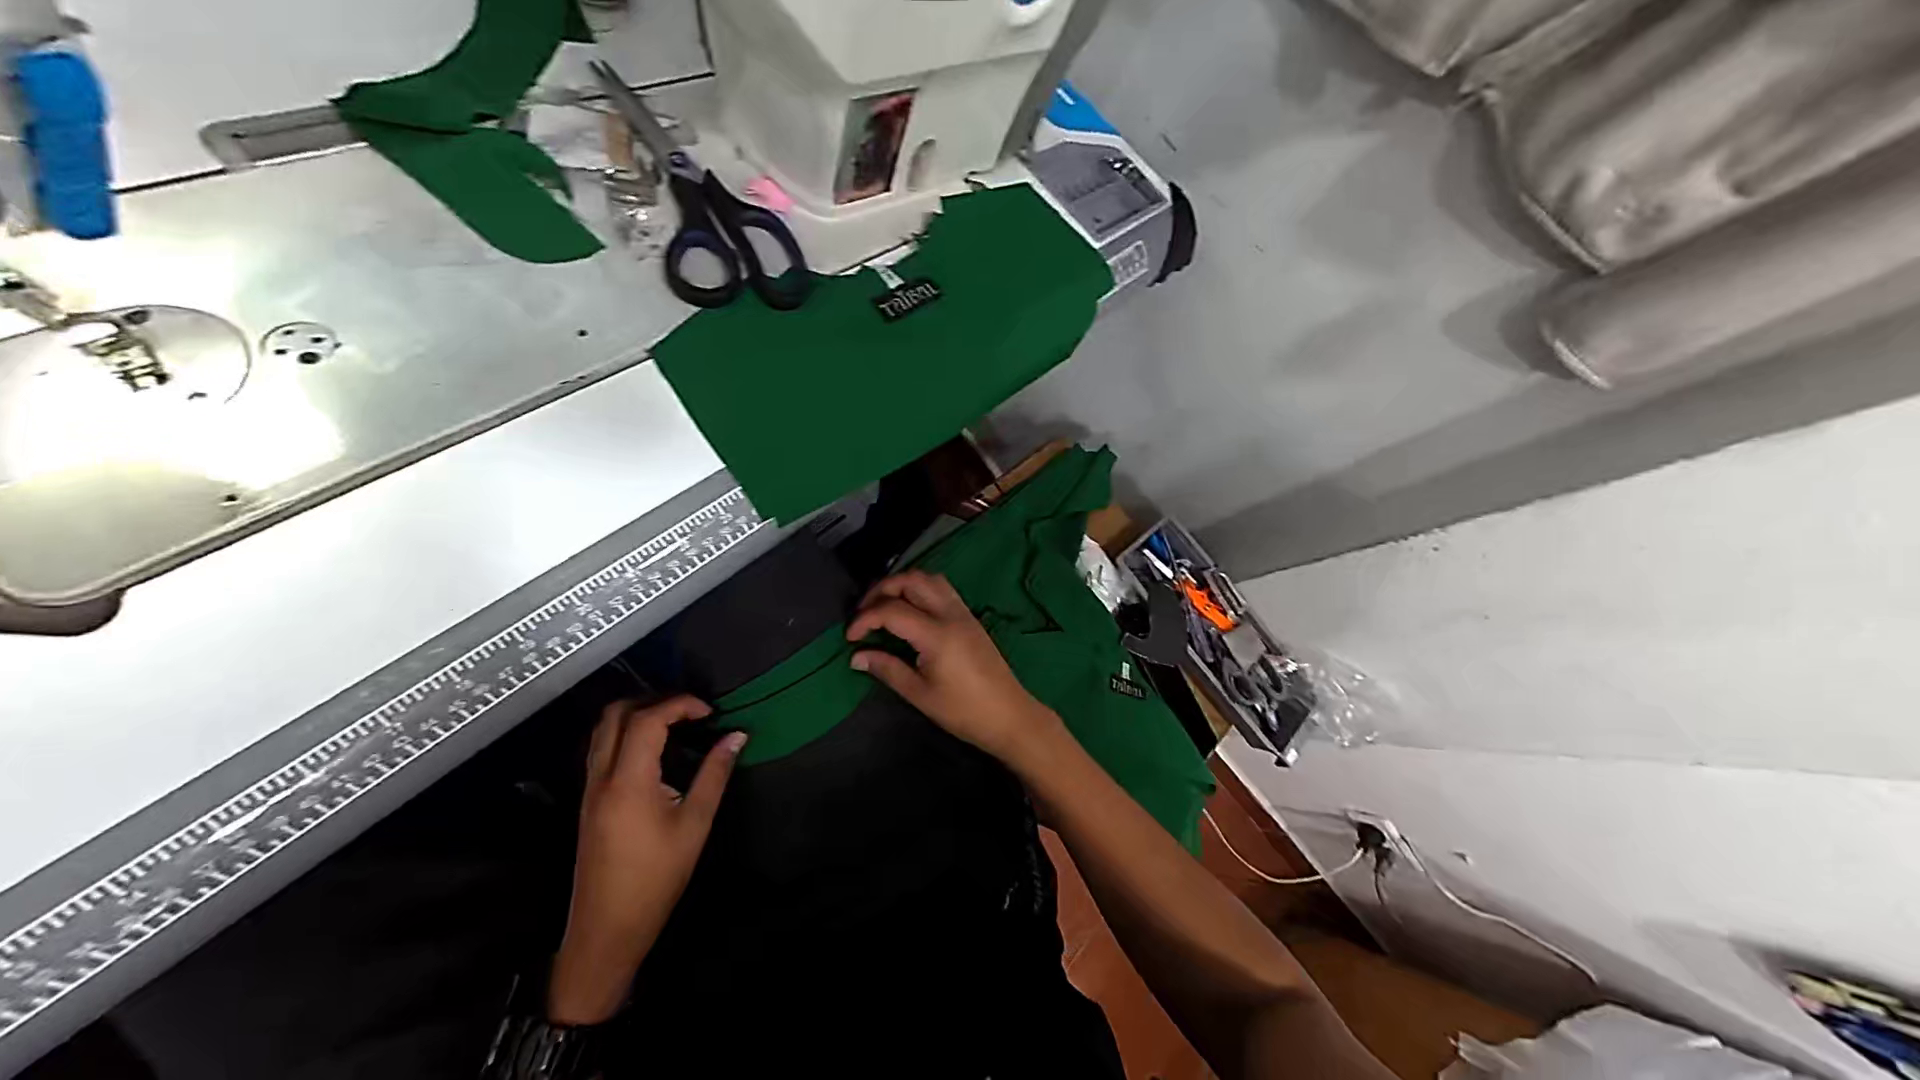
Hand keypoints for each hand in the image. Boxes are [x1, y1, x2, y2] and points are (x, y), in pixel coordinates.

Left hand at [547, 696, 745, 1024]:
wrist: (606, 928)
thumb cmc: (656, 879)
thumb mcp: (695, 824)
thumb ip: (715, 774)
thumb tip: (737, 736)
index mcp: (628, 780)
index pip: (648, 719)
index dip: (680, 704)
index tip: (709, 711)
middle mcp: (601, 776)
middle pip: (616, 713)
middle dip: (654, 700)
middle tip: (689, 710)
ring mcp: (589, 787)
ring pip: (603, 729)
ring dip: (636, 713)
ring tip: (674, 722)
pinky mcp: (588, 800)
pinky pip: (601, 748)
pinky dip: (625, 732)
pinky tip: (654, 749)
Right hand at [845, 570, 1064, 766]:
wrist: (1009, 716)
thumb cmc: (963, 711)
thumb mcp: (919, 694)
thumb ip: (887, 668)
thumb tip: (856, 657)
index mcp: (937, 634)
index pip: (891, 610)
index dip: (864, 619)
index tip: (850, 638)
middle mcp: (951, 614)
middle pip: (911, 580)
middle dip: (881, 589)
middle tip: (864, 613)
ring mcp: (963, 613)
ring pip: (929, 579)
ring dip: (902, 585)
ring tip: (884, 607)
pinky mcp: (970, 618)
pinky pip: (942, 589)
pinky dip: (920, 589)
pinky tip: (909, 611)